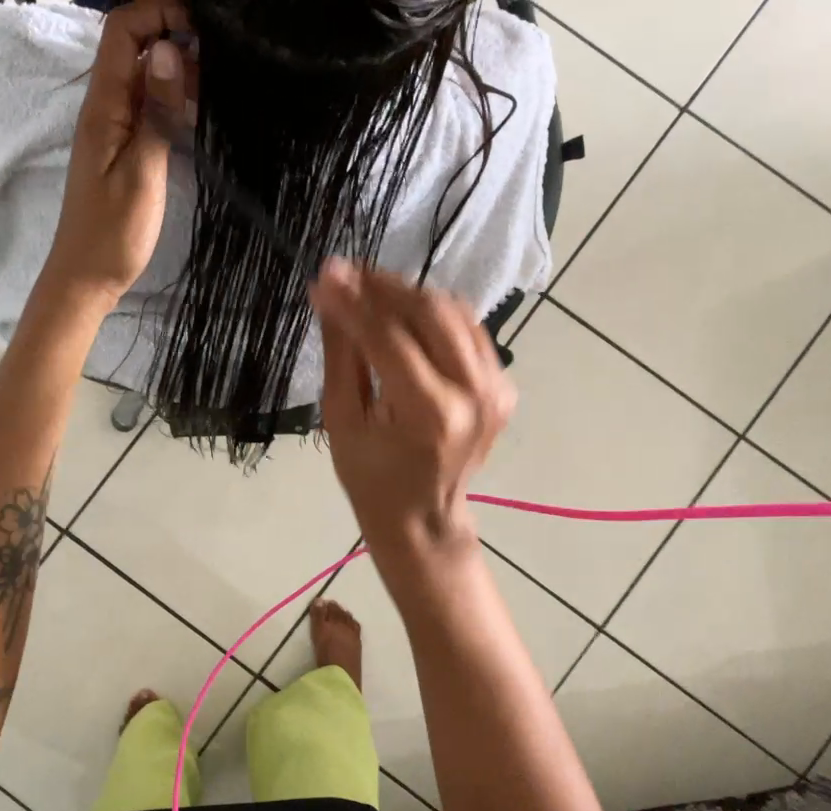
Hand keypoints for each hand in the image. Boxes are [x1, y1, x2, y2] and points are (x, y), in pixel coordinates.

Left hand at [37, 0, 193, 309]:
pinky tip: (199, 119)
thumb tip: (167, 50)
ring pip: (146, 78)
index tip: (201, 31)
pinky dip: (174, 104)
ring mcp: (114, 128)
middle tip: (218, 68)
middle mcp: (105, 108)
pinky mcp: (124, 150)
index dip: (160, 13)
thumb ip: (155, 112)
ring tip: (216, 94)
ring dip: (180, 75)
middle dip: (177, 41)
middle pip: (137, 47)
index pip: (123, 29)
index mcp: (103, 107)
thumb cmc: (112, 235)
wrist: (86, 280)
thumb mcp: (140, 173)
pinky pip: (149, 109)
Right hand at [313, 259, 516, 564]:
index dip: (355, 301)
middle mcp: (473, 394)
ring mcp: (497, 388)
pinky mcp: (504, 385)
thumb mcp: (342, 421)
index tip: (326, 273)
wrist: (421, 517)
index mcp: (429, 413)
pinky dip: (437, 318)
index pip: (388, 337)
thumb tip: (327, 294)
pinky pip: (470, 333)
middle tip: (349, 275)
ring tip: (372, 291)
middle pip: (431, 313)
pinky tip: (406, 318)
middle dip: (386, 288)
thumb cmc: (370, 477)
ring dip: (412, 296)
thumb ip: (341, 353)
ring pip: (456, 314)